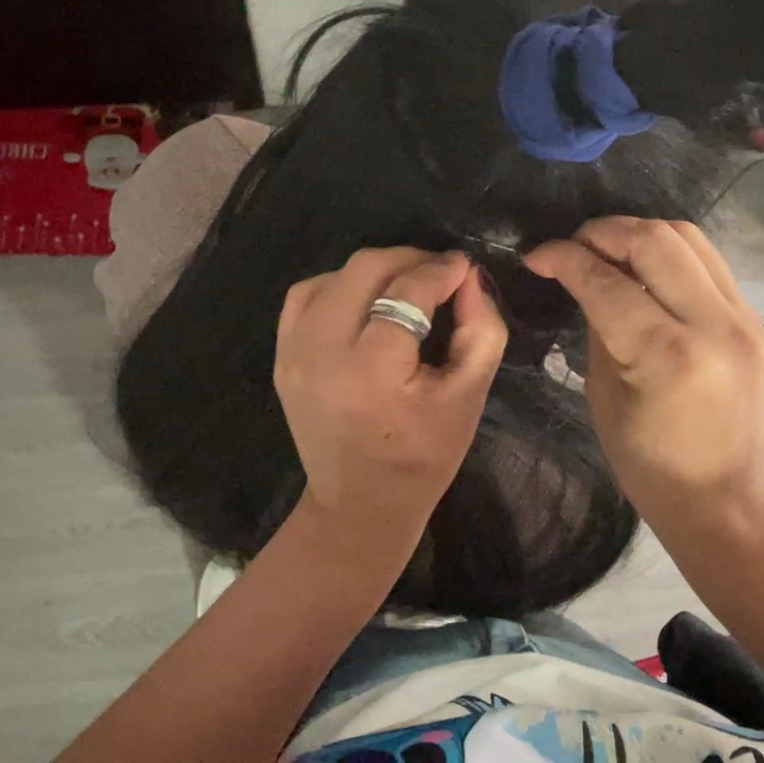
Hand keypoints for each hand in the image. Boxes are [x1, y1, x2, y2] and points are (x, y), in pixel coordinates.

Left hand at [275, 247, 508, 547]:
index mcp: (372, 371)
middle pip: (365, 270)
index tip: (463, 266)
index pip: (408, 291)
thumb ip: (481, 330)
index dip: (441, 270)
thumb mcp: (469, 397)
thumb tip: (469, 277)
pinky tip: (364, 302)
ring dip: (374, 271)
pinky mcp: (281, 357)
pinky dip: (338, 286)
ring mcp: (293, 354)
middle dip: (409, 259)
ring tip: (404, 287)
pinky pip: (306, 295)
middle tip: (438, 272)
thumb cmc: (423, 457)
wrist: (359, 505)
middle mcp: (322, 353)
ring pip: (334, 276)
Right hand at [523, 217, 763, 530]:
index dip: (564, 257)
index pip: (606, 280)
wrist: (723, 498)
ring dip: (637, 233)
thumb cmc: (648, 464)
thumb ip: (596, 325)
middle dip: (601, 232)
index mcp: (666, 354)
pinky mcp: (751, 316)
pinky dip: (667, 250)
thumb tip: (582, 278)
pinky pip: (706, 259)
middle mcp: (711, 324)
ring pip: (686, 236)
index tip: (536, 256)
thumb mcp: (602, 395)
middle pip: (652, 240)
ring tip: (605, 251)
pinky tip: (641, 268)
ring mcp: (740, 317)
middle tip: (571, 247)